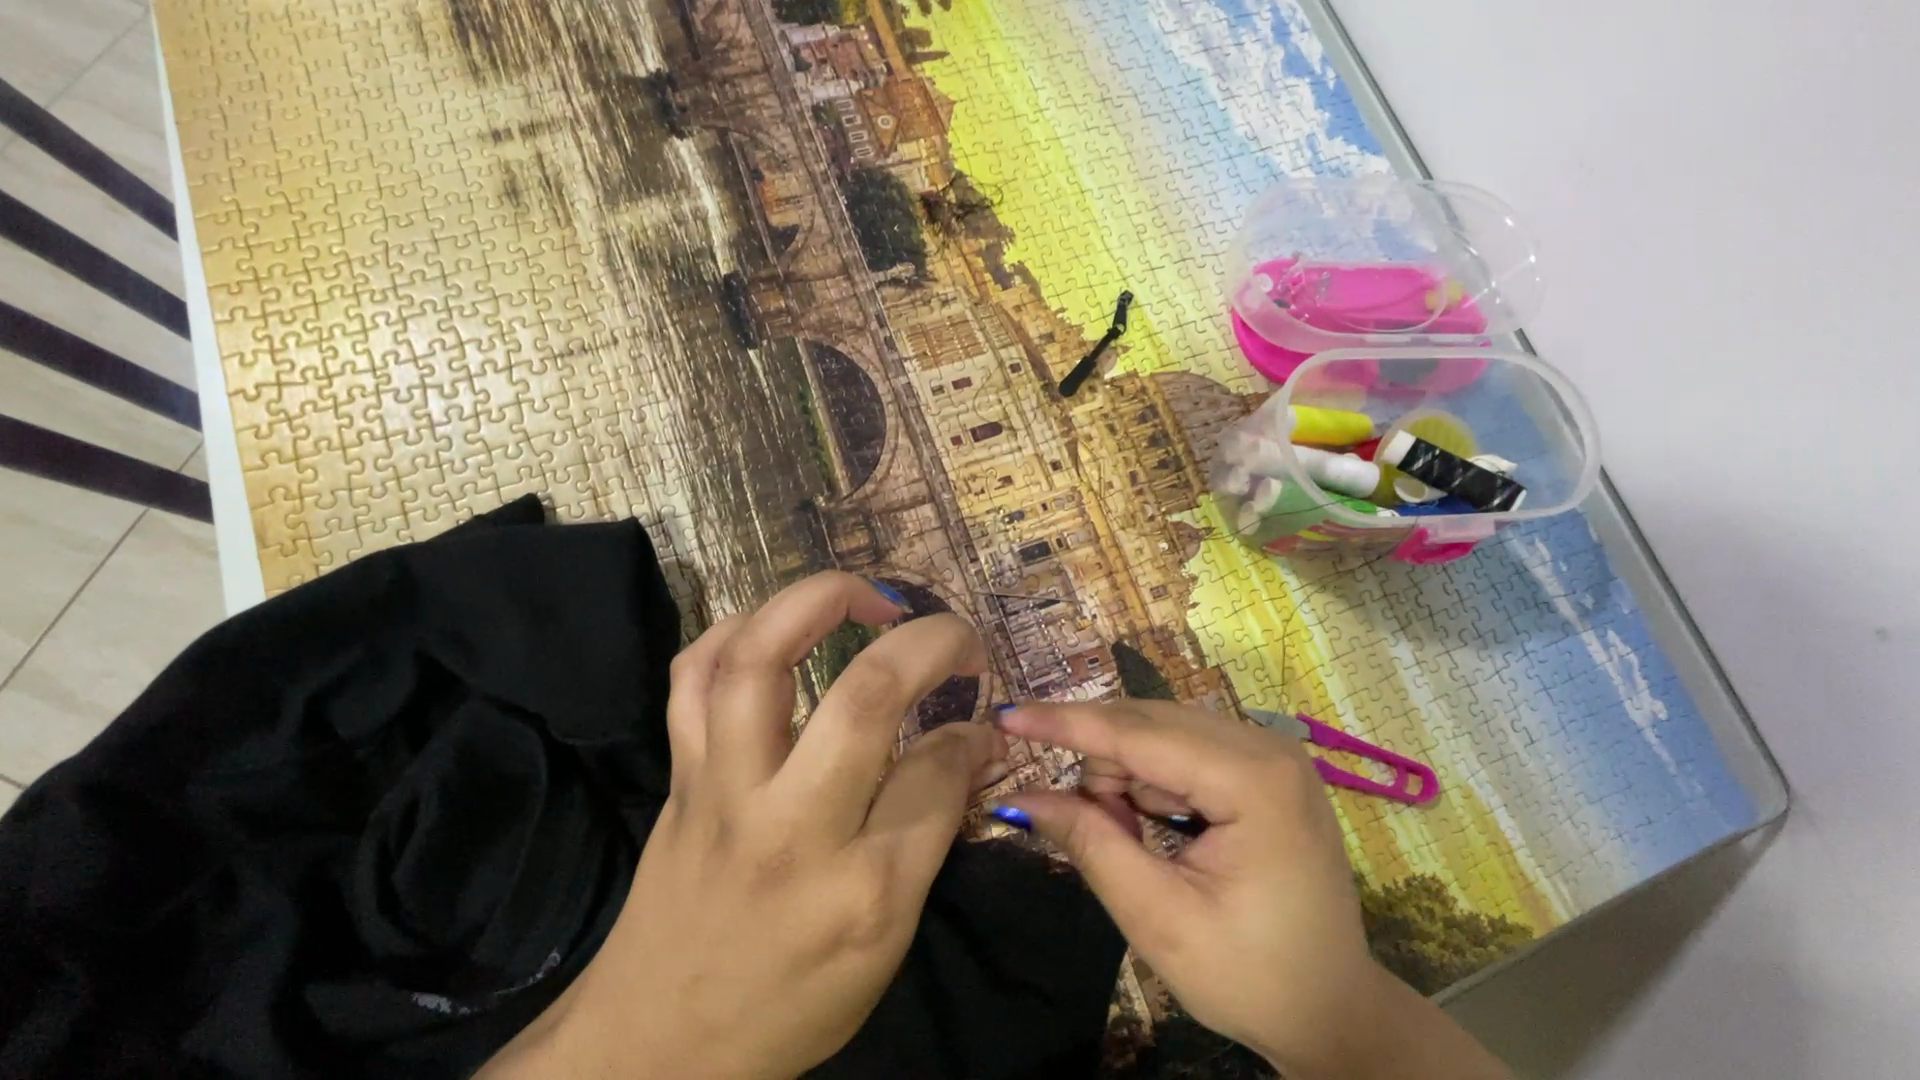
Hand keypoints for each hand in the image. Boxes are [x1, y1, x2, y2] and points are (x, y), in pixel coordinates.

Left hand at [482, 572, 1005, 1079]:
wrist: (656, 1047)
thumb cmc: (790, 1002)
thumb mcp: (887, 940)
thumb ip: (930, 829)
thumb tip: (969, 740)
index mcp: (861, 887)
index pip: (935, 773)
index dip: (969, 729)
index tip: (979, 712)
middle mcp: (789, 827)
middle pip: (864, 699)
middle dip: (926, 643)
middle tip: (954, 634)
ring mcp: (722, 792)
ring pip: (757, 662)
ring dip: (817, 602)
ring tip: (866, 598)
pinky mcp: (679, 777)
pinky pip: (692, 678)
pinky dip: (733, 631)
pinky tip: (772, 626)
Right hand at [995, 702, 1508, 1079]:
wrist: (1331, 1010)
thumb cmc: (1250, 975)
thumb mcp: (1159, 918)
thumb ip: (1091, 844)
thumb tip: (1022, 797)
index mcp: (1254, 781)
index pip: (1139, 734)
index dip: (1065, 724)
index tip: (1006, 716)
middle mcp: (1267, 747)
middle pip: (1148, 723)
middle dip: (1101, 765)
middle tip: (1091, 828)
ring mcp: (1270, 753)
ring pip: (1160, 732)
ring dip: (1125, 776)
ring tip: (1133, 841)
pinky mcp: (1264, 767)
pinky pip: (1182, 748)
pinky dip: (1150, 781)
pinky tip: (1158, 828)